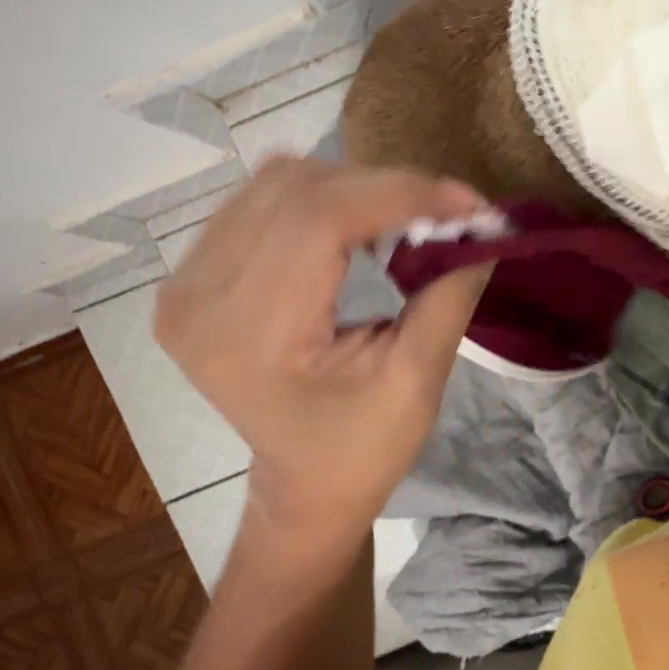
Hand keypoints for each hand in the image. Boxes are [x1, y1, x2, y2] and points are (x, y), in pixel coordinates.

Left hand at [154, 156, 492, 539]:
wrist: (305, 485)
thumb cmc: (363, 450)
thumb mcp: (417, 382)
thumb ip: (447, 299)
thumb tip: (484, 232)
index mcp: (249, 335)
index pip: (318, 221)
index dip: (400, 195)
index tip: (469, 205)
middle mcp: (198, 298)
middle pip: (296, 190)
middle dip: (386, 187)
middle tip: (451, 212)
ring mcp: (185, 283)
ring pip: (277, 184)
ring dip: (356, 187)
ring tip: (412, 217)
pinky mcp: (192, 276)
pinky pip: (261, 203)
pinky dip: (325, 199)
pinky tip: (364, 225)